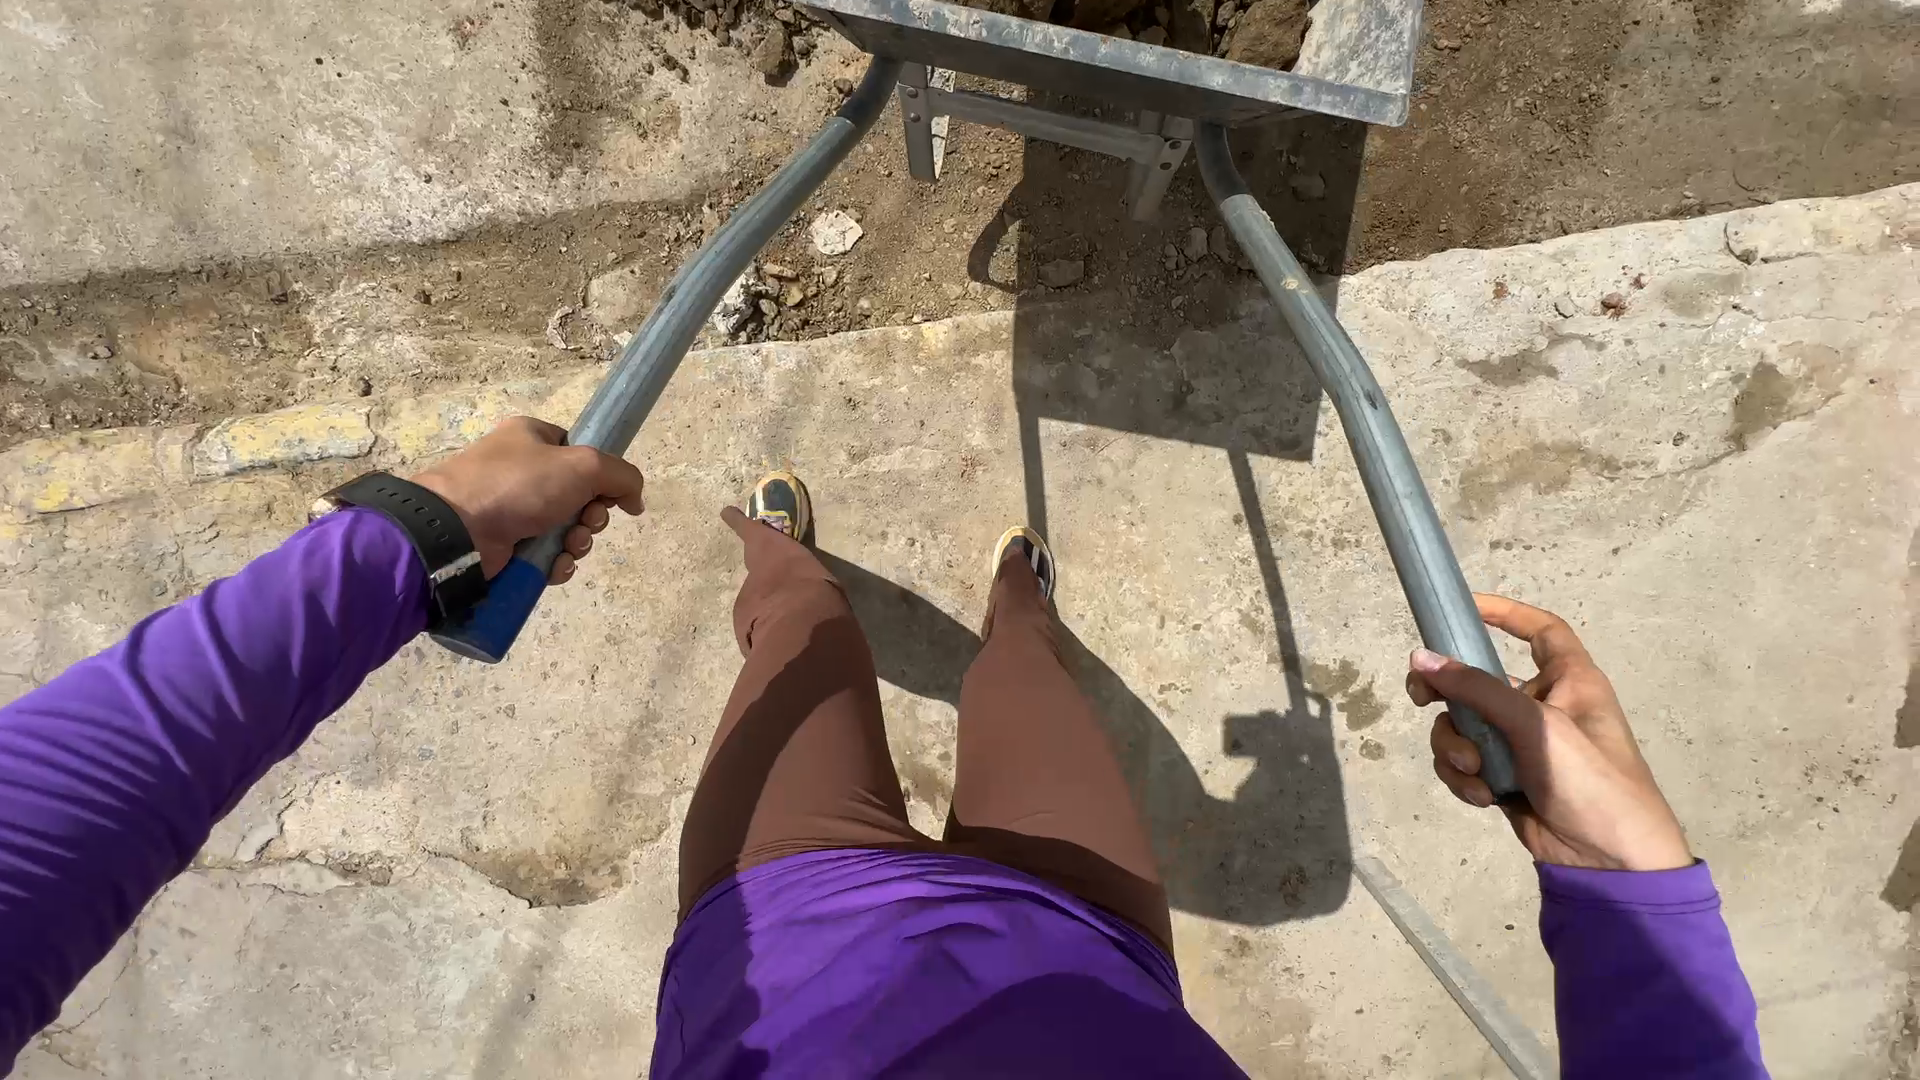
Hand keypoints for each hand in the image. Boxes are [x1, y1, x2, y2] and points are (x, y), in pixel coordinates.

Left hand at [411, 416, 644, 583]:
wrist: (456, 530)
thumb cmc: (519, 485)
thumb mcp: (585, 466)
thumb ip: (623, 476)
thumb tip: (635, 501)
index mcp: (533, 438)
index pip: (583, 453)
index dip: (602, 476)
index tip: (606, 493)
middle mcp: (523, 471)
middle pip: (583, 496)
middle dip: (592, 517)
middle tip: (586, 522)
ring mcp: (514, 508)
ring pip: (570, 528)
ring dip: (579, 542)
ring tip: (568, 547)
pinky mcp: (508, 543)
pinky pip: (550, 553)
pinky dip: (559, 561)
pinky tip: (555, 565)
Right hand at [1405, 594, 1692, 871]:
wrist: (1610, 863)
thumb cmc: (1592, 782)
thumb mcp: (1535, 725)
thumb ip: (1476, 689)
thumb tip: (1419, 657)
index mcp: (1568, 682)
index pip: (1540, 630)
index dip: (1505, 612)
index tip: (1462, 605)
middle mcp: (1539, 705)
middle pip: (1474, 678)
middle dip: (1444, 691)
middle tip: (1420, 697)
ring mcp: (1517, 741)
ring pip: (1458, 723)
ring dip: (1455, 746)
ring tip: (1474, 770)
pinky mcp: (1500, 773)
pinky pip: (1460, 759)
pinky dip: (1462, 775)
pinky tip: (1482, 795)